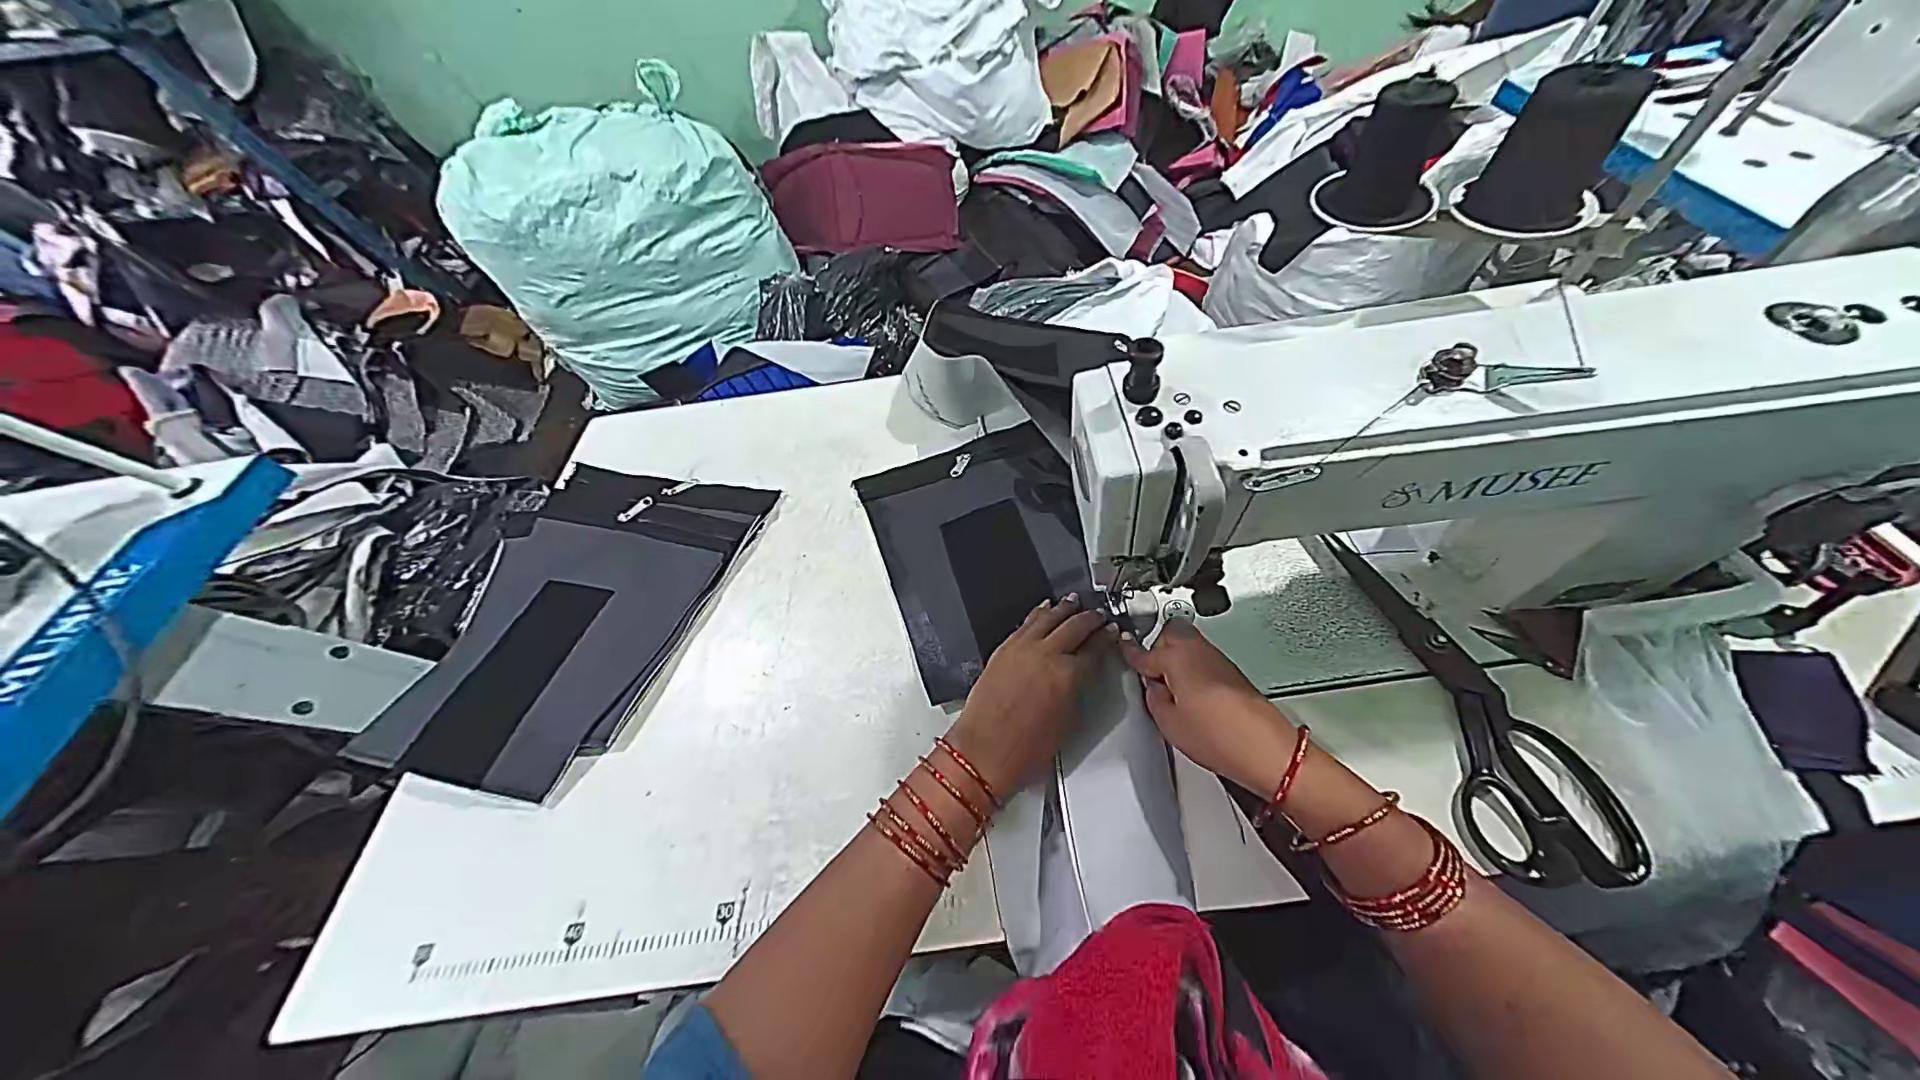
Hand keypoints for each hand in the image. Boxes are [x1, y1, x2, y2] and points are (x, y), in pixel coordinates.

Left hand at [947, 595, 1116, 793]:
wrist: (985, 751)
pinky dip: (1039, 613)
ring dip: (1066, 608)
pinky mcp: (1004, 648)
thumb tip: (1082, 674)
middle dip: (1091, 618)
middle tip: (1099, 616)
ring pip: (1050, 617)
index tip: (1111, 633)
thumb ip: (1078, 688)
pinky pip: (1027, 623)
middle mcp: (1046, 655)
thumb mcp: (1068, 721)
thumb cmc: (1023, 748)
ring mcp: (1023, 648)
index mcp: (1069, 675)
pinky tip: (1044, 609)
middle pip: (1076, 625)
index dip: (1106, 638)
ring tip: (1075, 602)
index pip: (1096, 648)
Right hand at [1120, 620, 1297, 794]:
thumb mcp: (1169, 723)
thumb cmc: (1224, 737)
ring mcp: (1218, 659)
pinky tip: (1191, 694)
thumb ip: (1153, 698)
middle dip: (1157, 646)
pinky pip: (1203, 658)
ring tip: (1171, 687)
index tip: (1125, 648)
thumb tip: (1153, 690)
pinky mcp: (1232, 671)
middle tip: (1150, 670)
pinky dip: (1192, 668)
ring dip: (1176, 657)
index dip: (1131, 652)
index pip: (1144, 651)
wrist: (1267, 750)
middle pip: (1170, 632)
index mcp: (1177, 658)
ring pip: (1188, 642)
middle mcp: (1199, 651)